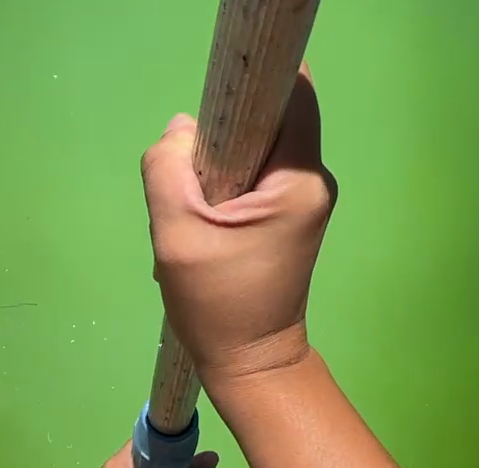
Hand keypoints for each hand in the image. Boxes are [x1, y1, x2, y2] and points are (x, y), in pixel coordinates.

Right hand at [140, 67, 335, 387]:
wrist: (249, 366)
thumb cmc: (217, 307)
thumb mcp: (177, 236)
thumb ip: (167, 170)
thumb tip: (180, 129)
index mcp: (299, 179)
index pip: (287, 91)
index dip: (243, 90)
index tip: (208, 130)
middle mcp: (311, 181)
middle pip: (261, 123)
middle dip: (217, 147)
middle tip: (192, 197)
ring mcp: (302, 202)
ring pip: (250, 155)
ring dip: (213, 179)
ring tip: (196, 226)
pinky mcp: (288, 220)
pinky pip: (251, 184)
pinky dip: (222, 200)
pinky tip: (205, 237)